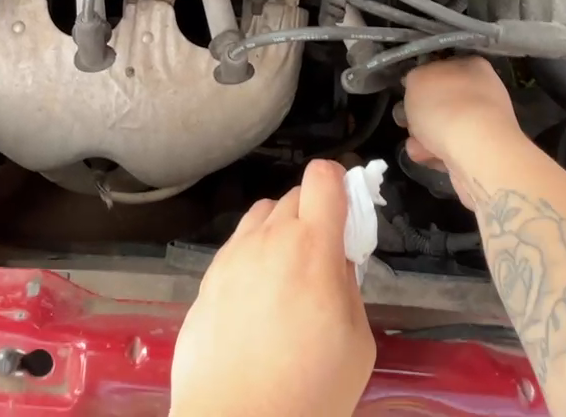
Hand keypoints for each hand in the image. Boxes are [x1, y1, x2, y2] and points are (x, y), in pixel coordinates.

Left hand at [169, 160, 375, 416]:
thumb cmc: (309, 389)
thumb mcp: (357, 342)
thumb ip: (347, 287)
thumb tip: (336, 261)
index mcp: (311, 245)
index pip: (323, 177)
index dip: (339, 184)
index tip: (347, 212)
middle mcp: (268, 237)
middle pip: (294, 195)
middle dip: (314, 214)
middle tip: (324, 258)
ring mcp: (232, 255)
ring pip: (261, 216)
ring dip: (280, 230)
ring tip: (288, 277)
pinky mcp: (208, 277)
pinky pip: (237, 247)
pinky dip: (254, 257)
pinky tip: (258, 301)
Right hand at [401, 58, 523, 173]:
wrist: (477, 152)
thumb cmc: (444, 106)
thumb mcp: (416, 79)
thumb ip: (414, 78)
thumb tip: (418, 85)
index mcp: (471, 66)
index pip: (440, 67)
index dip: (419, 81)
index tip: (406, 93)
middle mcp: (482, 92)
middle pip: (439, 100)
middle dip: (418, 113)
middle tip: (406, 120)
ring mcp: (484, 123)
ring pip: (442, 126)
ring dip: (423, 135)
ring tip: (415, 144)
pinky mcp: (482, 151)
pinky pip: (450, 148)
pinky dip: (436, 152)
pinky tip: (428, 156)